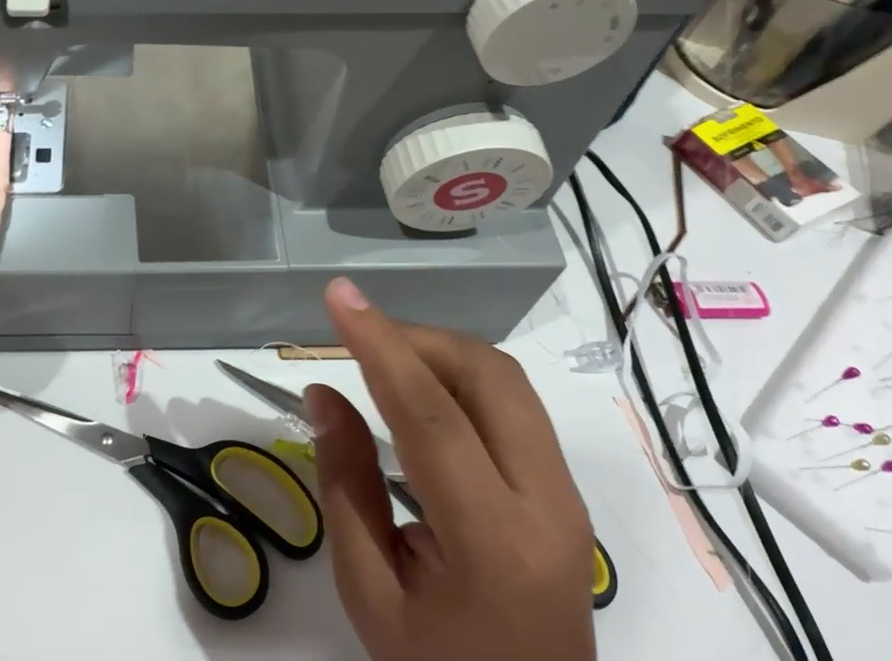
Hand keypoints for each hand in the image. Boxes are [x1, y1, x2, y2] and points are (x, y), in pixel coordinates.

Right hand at [305, 278, 596, 660]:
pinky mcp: (567, 491)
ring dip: (441, 353)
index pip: (431, 416)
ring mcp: (567, 495)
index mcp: (492, 541)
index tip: (339, 298)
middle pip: (488, 377)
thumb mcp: (370, 594)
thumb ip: (347, 486)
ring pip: (508, 382)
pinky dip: (463, 379)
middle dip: (416, 339)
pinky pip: (515, 406)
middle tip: (356, 338)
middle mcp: (547, 503)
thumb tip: (324, 395)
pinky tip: (421, 393)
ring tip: (382, 359)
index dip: (380, 346)